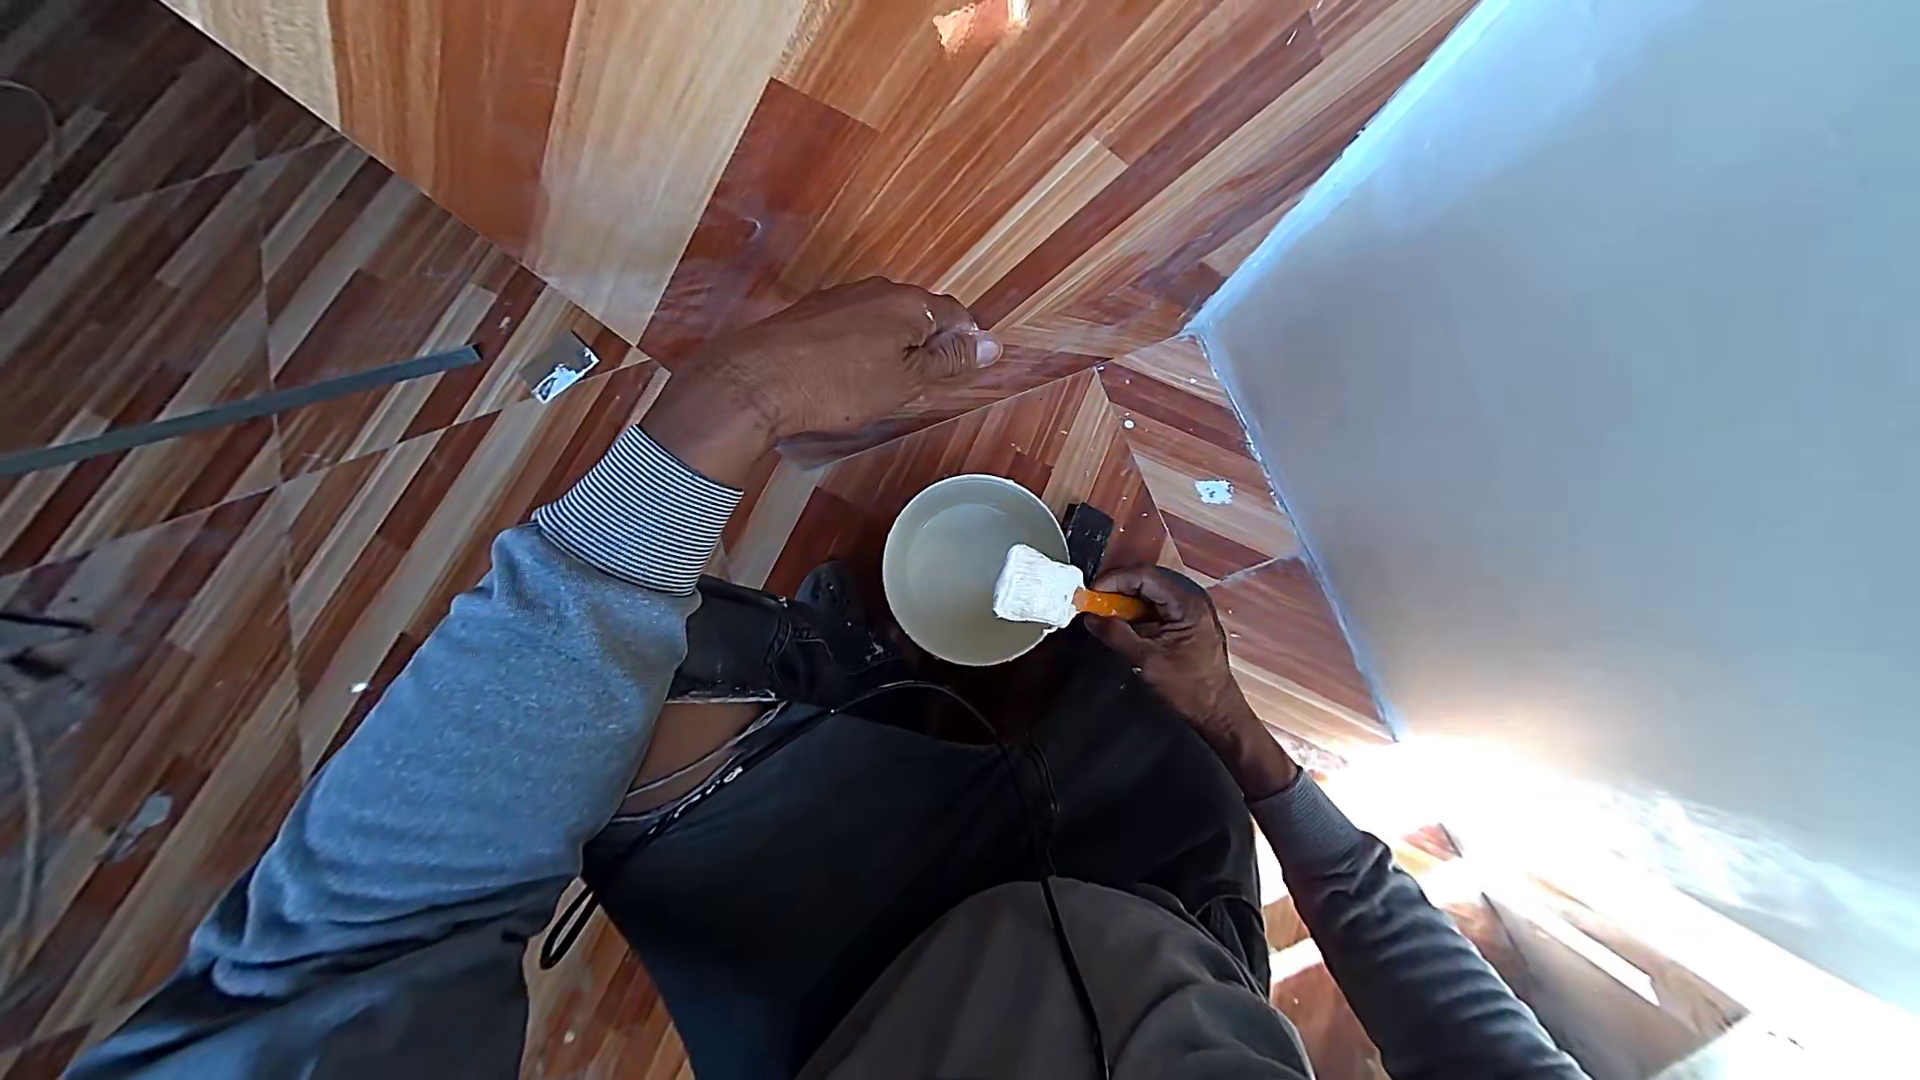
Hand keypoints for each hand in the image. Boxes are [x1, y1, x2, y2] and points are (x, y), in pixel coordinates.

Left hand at [641, 279, 998, 485]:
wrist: (758, 381)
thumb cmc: (840, 385)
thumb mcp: (906, 380)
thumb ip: (949, 360)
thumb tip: (993, 343)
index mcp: (908, 302)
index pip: (956, 314)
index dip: (966, 343)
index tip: (963, 370)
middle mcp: (877, 289)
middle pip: (920, 313)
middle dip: (929, 344)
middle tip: (924, 384)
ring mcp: (841, 297)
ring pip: (885, 318)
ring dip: (896, 345)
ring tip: (886, 383)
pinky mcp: (813, 312)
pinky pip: (854, 325)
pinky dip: (864, 346)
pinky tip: (850, 374)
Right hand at [1085, 565, 1299, 799]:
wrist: (1217, 711)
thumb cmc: (1188, 688)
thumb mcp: (1145, 660)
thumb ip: (1115, 634)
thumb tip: (1090, 617)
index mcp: (1188, 603)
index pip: (1145, 576)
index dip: (1115, 580)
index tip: (1092, 592)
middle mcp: (1192, 599)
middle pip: (1148, 579)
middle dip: (1119, 587)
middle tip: (1095, 600)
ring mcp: (1191, 609)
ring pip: (1152, 591)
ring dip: (1127, 598)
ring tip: (1105, 610)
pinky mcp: (1187, 620)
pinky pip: (1158, 605)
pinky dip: (1137, 609)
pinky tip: (1122, 621)